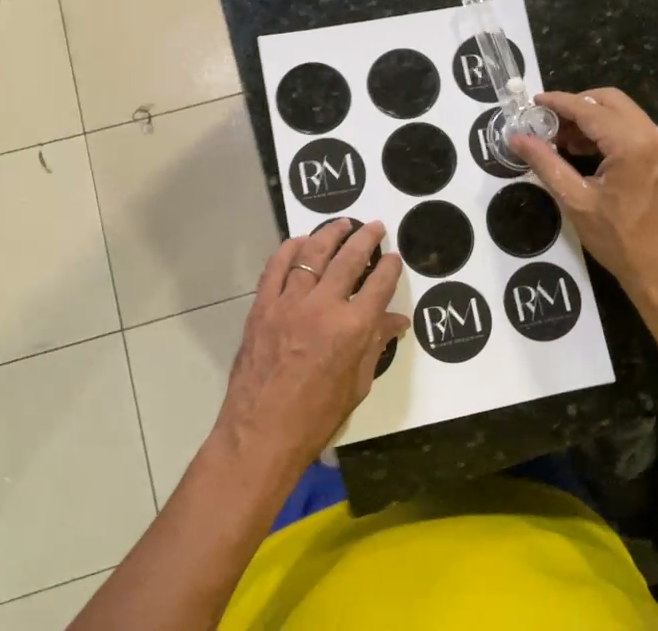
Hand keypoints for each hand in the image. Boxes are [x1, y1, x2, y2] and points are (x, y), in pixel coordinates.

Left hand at [214, 220, 408, 471]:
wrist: (260, 433)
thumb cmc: (316, 417)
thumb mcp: (357, 384)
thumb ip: (375, 345)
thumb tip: (396, 322)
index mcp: (353, 328)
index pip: (379, 285)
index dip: (389, 267)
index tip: (393, 257)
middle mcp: (323, 307)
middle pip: (348, 260)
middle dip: (365, 239)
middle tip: (374, 226)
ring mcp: (289, 303)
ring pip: (312, 255)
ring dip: (329, 235)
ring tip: (341, 224)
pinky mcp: (262, 307)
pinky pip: (275, 268)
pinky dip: (288, 249)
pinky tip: (299, 241)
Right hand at [509, 89, 657, 304]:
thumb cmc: (618, 240)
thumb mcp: (575, 201)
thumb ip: (546, 163)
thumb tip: (518, 139)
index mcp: (632, 145)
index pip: (589, 109)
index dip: (559, 103)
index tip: (533, 102)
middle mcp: (653, 137)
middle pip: (610, 100)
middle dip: (576, 105)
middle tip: (546, 122)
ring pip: (622, 113)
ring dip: (591, 118)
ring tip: (560, 139)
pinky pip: (633, 129)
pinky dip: (607, 131)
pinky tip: (584, 150)